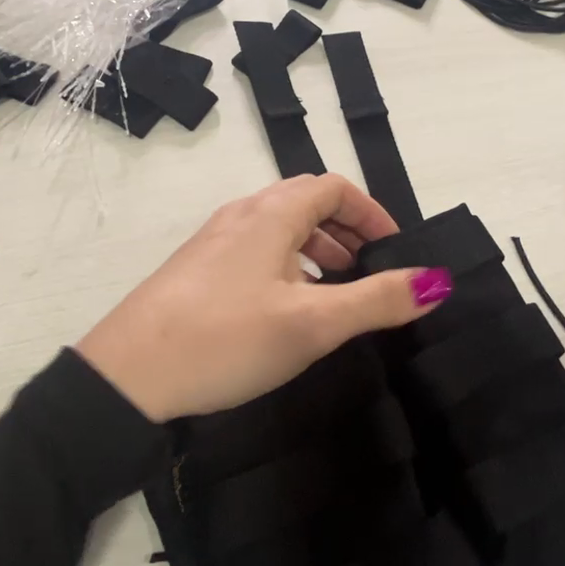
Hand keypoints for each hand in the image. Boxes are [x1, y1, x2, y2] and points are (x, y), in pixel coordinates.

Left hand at [75, 174, 452, 421]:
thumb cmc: (227, 340)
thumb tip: (438, 281)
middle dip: (346, 230)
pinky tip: (286, 310)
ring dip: (317, 249)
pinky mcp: (195, 271)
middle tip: (370, 271)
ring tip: (334, 292)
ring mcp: (212, 242)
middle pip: (306, 202)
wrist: (125, 377)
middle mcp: (241, 215)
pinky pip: (255, 251)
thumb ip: (378, 301)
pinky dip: (286, 265)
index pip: (333, 187)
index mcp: (271, 214)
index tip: (394, 251)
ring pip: (278, 228)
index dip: (371, 213)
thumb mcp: (313, 324)